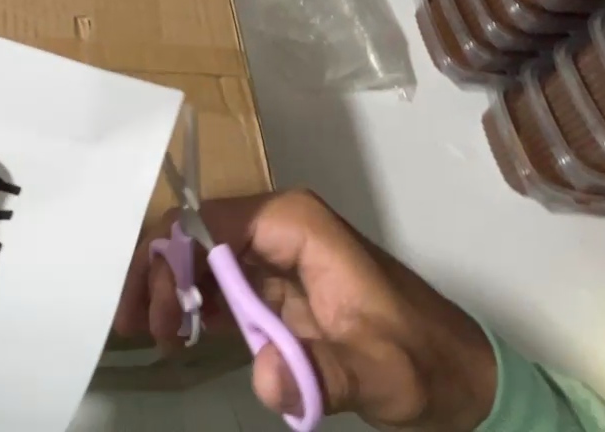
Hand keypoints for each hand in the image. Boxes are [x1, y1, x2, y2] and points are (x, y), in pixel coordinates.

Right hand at [114, 190, 496, 431]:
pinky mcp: (271, 284)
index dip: (172, 259)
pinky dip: (190, 306)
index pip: (208, 223)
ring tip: (152, 335)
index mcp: (292, 223)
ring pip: (198, 259)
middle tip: (141, 328)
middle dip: (161, 276)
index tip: (156, 313)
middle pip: (194, 237)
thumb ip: (324, 372)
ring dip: (169, 292)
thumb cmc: (423, 363)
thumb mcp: (381, 375)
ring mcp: (271, 254)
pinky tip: (174, 334)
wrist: (462, 381)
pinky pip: (217, 284)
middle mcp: (274, 226)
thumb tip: (265, 375)